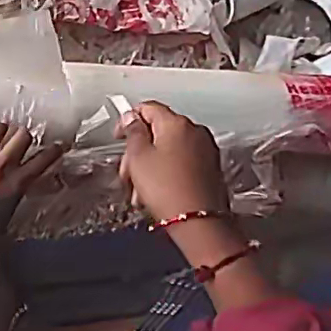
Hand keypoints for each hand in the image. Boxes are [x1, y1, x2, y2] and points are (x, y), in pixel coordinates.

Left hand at [0, 119, 65, 244]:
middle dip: (25, 136)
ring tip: (3, 129)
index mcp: (18, 182)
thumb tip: (24, 185)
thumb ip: (18, 192)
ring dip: (2, 128)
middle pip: (22, 136)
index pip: (43, 159)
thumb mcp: (10, 211)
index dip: (54, 150)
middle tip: (23, 138)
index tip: (58, 145)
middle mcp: (2, 165)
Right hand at [115, 101, 227, 222]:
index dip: (129, 119)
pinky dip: (167, 171)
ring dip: (151, 162)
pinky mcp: (210, 169)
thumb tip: (131, 118)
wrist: (198, 222)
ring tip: (140, 187)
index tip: (120, 135)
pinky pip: (182, 162)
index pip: (148, 108)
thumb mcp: (138, 157)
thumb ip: (133, 131)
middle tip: (128, 169)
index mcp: (176, 123)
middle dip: (139, 148)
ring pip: (169, 148)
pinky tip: (157, 190)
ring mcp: (205, 150)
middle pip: (158, 129)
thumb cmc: (167, 189)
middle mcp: (195, 132)